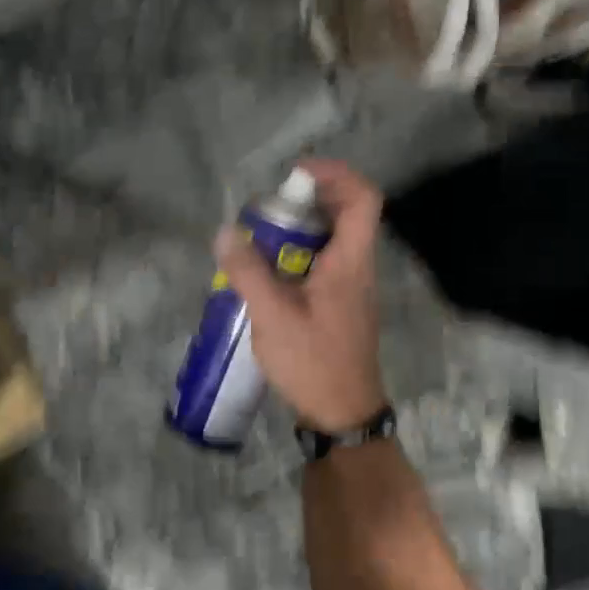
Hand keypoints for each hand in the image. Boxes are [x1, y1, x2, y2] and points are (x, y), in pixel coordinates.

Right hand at [216, 160, 387, 432]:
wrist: (342, 414)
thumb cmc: (313, 363)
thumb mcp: (272, 316)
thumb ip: (248, 272)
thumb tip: (225, 232)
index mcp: (350, 263)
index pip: (363, 199)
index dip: (335, 175)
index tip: (294, 175)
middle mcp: (356, 268)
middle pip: (343, 214)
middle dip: (303, 203)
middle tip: (264, 212)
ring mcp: (349, 288)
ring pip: (329, 241)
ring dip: (295, 232)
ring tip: (256, 243)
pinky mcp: (338, 306)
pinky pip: (320, 265)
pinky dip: (293, 258)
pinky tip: (263, 278)